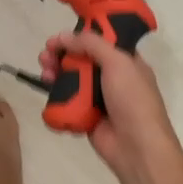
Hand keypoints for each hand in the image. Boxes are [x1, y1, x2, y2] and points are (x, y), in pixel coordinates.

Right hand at [38, 32, 181, 179]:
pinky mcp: (86, 114)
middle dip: (61, 54)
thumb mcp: (118, 62)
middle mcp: (112, 77)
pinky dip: (56, 94)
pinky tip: (48, 90)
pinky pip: (67, 100)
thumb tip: (63, 36)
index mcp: (125, 61)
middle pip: (80, 59)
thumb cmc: (133, 100)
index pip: (99, 42)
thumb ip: (91, 44)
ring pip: (71, 78)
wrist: (137, 147)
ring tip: (45, 73)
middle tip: (46, 55)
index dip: (79, 37)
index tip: (59, 37)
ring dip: (55, 72)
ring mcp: (98, 97)